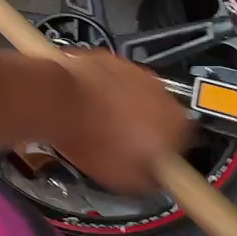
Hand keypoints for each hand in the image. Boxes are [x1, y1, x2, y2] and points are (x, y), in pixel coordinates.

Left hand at [44, 50, 193, 193]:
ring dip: (120, 105)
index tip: (145, 158)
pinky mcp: (105, 56)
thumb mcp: (128, 179)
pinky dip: (101, 87)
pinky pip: (109, 77)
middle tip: (116, 140)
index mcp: (178, 122)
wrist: (54, 100)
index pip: (182, 142)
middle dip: (140, 126)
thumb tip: (151, 175)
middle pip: (158, 114)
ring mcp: (132, 69)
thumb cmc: (92, 139)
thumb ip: (151, 178)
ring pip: (133, 93)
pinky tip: (84, 101)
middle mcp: (161, 91)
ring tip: (95, 120)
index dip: (161, 152)